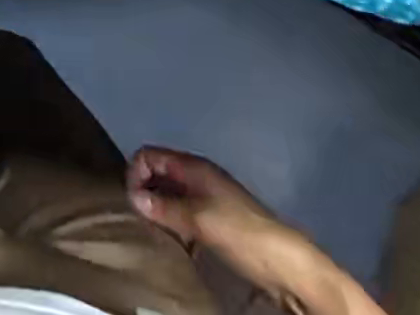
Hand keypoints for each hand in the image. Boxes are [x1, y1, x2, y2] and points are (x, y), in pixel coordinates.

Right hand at [128, 147, 385, 314]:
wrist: (288, 264)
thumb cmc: (242, 232)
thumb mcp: (199, 219)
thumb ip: (164, 207)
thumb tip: (133, 196)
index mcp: (193, 166)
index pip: (150, 155)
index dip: (136, 171)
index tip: (132, 199)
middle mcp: (197, 176)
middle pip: (157, 171)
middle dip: (143, 188)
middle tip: (138, 215)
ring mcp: (206, 197)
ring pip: (168, 192)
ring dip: (156, 206)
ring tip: (150, 227)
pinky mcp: (213, 219)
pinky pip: (180, 210)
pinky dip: (169, 219)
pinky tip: (169, 237)